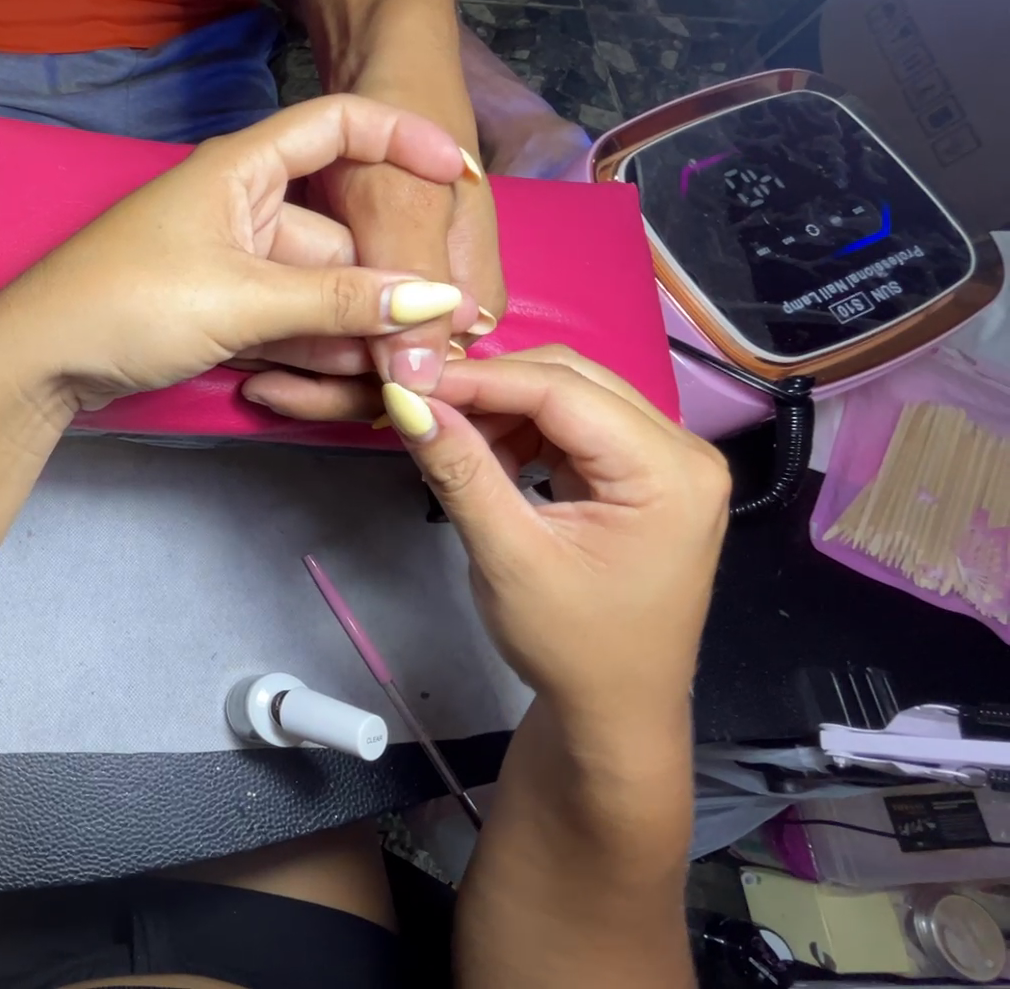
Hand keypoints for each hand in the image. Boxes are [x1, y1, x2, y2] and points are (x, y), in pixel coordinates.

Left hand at [0, 95, 471, 415]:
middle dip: (377, 292)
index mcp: (241, 171)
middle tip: (428, 350)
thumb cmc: (129, 304)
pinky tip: (343, 385)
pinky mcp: (214, 311)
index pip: (337, 126)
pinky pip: (277, 321)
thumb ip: (339, 300)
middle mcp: (240, 208)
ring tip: (392, 381)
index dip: (400, 141)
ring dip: (346, 333)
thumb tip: (433, 300)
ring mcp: (227, 264)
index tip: (458, 175)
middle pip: (333, 237)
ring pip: (310, 290)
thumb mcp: (241, 299)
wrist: (40, 362)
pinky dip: (305, 350)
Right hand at [371, 346, 729, 721]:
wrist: (611, 705)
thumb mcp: (506, 556)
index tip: (404, 381)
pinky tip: (485, 460)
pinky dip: (517, 433)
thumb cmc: (568, 642)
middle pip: (569, 380)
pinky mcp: (636, 476)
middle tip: (418, 407)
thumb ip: (459, 472)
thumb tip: (405, 402)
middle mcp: (678, 450)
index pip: (561, 390)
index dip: (477, 378)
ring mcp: (661, 461)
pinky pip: (569, 427)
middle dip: (488, 388)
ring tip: (448, 442)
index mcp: (667, 471)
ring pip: (566, 397)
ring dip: (498, 410)